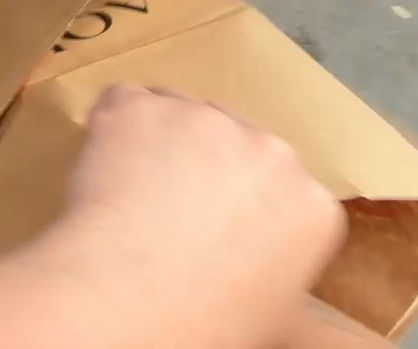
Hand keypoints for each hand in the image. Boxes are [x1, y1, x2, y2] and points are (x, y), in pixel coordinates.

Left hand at [31, 85, 346, 348]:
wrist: (133, 293)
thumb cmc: (207, 318)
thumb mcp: (276, 307)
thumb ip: (280, 258)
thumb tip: (278, 276)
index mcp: (312, 203)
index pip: (275, 183)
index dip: (238, 198)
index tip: (215, 221)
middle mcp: (267, 147)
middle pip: (229, 137)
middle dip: (203, 159)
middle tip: (170, 201)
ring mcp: (201, 117)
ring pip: (176, 109)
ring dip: (159, 136)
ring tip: (134, 184)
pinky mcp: (139, 104)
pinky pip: (126, 100)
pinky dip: (113, 123)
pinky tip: (105, 162)